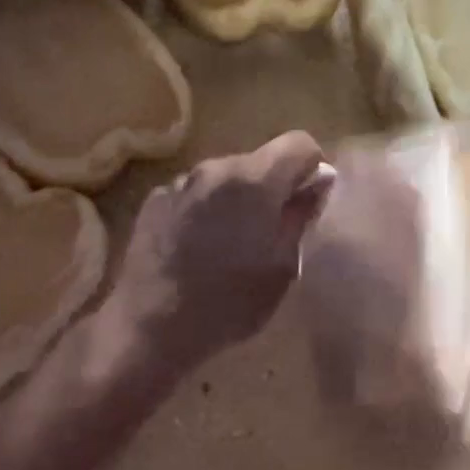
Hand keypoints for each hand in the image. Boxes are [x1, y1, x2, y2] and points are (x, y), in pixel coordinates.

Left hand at [110, 131, 332, 366]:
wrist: (150, 326)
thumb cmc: (229, 304)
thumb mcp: (282, 268)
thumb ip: (301, 217)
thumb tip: (319, 183)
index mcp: (254, 180)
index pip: (300, 142)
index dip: (312, 168)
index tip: (308, 202)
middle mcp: (216, 168)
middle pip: (259, 161)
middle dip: (272, 189)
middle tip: (271, 235)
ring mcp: (179, 183)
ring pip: (224, 179)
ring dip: (236, 201)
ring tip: (230, 246)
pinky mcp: (153, 201)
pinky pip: (194, 195)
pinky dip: (205, 212)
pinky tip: (197, 250)